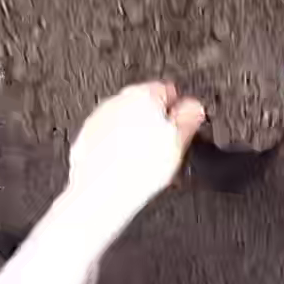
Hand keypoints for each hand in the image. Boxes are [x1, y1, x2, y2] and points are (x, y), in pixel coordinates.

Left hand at [64, 81, 205, 231]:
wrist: (103, 191)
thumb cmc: (139, 169)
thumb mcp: (178, 143)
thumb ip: (190, 119)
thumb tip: (196, 108)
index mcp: (143, 95)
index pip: (168, 91)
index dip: (179, 111)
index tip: (183, 126)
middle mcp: (118, 101)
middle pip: (145, 105)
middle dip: (156, 122)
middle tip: (165, 147)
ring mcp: (100, 118)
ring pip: (126, 121)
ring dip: (136, 135)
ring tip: (145, 161)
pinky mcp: (87, 136)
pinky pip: (109, 137)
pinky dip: (117, 147)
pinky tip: (127, 166)